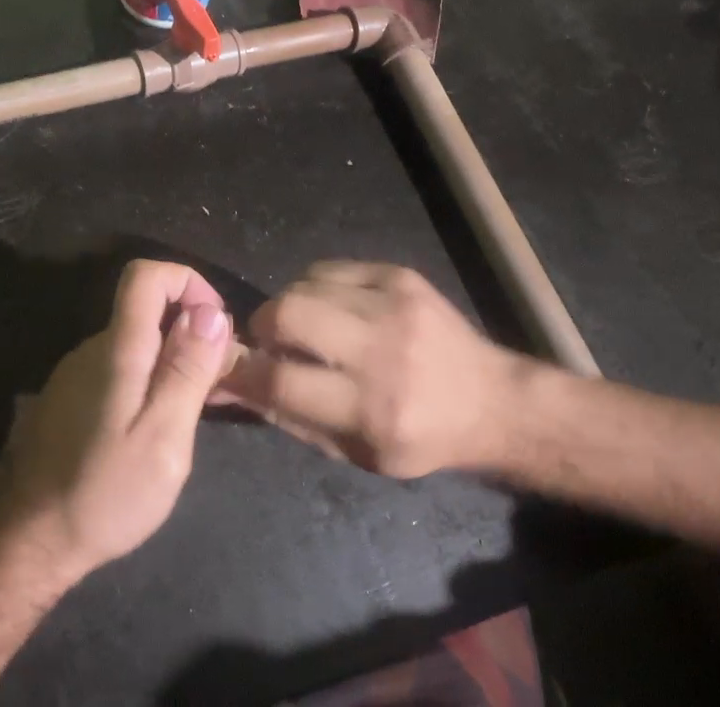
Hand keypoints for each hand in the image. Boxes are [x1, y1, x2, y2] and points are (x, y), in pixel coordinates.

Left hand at [0, 259, 236, 586]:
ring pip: (134, 344)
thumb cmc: (105, 492)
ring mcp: (75, 374)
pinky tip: (159, 430)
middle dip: (190, 332)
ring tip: (196, 415)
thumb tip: (210, 311)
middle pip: (145, 310)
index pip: (145, 275)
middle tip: (221, 386)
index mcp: (116, 349)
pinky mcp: (69, 399)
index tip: (218, 326)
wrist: (30, 537)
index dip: (189, 282)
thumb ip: (187, 370)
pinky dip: (148, 383)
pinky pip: (118, 370)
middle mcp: (90, 349)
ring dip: (171, 362)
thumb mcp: (163, 436)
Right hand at [218, 262, 529, 477]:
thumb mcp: (353, 452)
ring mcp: (394, 306)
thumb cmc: (419, 439)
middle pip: (287, 313)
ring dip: (289, 307)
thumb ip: (286, 416)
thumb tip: (225, 385)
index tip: (223, 368)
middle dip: (261, 326)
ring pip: (302, 285)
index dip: (240, 373)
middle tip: (270, 342)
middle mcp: (382, 352)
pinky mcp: (400, 277)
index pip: (280, 381)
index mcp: (371, 409)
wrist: (496, 402)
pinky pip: (328, 269)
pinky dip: (316, 288)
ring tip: (306, 328)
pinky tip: (332, 309)